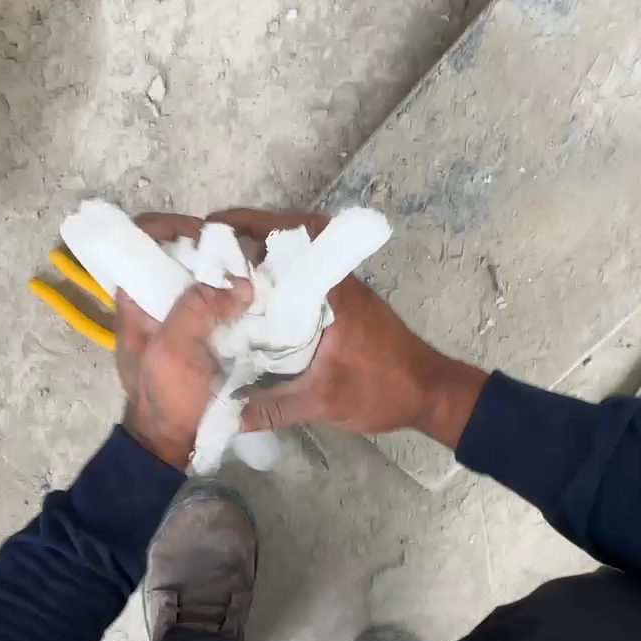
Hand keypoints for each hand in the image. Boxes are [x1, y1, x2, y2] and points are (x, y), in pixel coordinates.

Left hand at [113, 211, 245, 467]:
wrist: (168, 441)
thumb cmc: (163, 394)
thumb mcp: (173, 348)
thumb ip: (198, 308)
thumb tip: (239, 285)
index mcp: (133, 301)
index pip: (139, 243)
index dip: (168, 227)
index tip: (203, 232)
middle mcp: (151, 304)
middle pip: (173, 259)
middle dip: (206, 251)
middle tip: (237, 255)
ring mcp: (174, 321)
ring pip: (196, 282)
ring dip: (222, 275)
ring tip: (251, 273)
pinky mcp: (195, 338)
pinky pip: (212, 307)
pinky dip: (230, 299)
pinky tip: (252, 299)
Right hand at [211, 209, 487, 447]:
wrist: (431, 393)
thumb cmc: (384, 390)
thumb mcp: (324, 402)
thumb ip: (274, 409)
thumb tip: (227, 416)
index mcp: (332, 290)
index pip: (292, 236)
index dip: (251, 224)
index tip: (214, 229)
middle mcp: (336, 279)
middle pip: (290, 235)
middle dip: (249, 233)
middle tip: (209, 247)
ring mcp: (341, 288)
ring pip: (297, 255)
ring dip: (263, 252)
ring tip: (222, 266)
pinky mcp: (343, 302)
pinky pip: (303, 276)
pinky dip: (277, 276)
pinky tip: (252, 298)